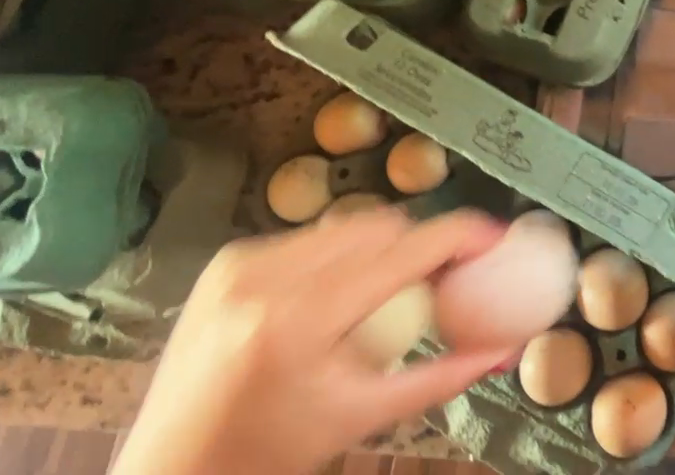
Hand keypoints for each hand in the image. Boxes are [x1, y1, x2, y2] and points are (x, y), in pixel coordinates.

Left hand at [112, 209, 517, 474]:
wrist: (168, 474)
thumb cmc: (268, 457)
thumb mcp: (364, 417)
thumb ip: (444, 377)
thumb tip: (506, 349)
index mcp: (301, 320)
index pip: (405, 250)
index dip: (460, 235)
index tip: (494, 237)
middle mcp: (267, 277)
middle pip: (381, 225)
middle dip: (422, 242)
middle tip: (446, 272)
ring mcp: (241, 263)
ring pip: (349, 224)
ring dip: (384, 245)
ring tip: (393, 286)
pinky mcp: (229, 260)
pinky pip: (313, 236)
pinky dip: (343, 254)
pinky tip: (341, 292)